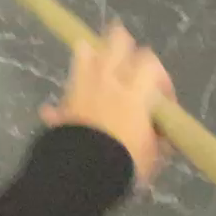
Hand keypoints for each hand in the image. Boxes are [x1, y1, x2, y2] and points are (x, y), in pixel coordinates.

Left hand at [40, 22, 175, 184]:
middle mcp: (108, 83)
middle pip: (116, 44)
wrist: (85, 172)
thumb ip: (156, 140)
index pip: (151, 64)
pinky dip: (59, 103)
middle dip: (123, 43)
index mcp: (134, 92)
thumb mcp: (151, 154)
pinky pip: (60, 98)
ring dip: (89, 54)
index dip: (159, 74)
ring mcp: (82, 90)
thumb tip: (161, 138)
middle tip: (126, 46)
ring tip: (91, 54)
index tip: (162, 94)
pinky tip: (54, 109)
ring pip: (84, 55)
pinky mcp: (63, 107)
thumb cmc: (125, 161)